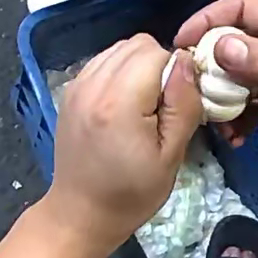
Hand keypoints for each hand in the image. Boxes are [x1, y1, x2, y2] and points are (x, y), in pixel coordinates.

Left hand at [47, 35, 203, 250]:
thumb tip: (187, 61)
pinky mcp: (71, 90)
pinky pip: (103, 61)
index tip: (178, 104)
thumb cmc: (131, 193)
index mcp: (118, 101)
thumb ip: (183, 104)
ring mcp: (77, 84)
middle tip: (163, 104)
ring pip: (120, 48)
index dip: (176, 73)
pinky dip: (120, 71)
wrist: (80, 213)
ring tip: (143, 104)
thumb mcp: (171, 156)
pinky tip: (124, 103)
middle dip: (159, 64)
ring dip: (139, 65)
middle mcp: (92, 83)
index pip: (158, 53)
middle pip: (138, 44)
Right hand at [175, 0, 257, 167]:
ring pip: (242, 79)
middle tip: (191, 92)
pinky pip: (256, 107)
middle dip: (210, 65)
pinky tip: (236, 138)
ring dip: (224, 97)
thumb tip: (217, 45)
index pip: (243, 8)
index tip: (181, 46)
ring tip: (214, 121)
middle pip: (236, 45)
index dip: (209, 19)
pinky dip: (242, 119)